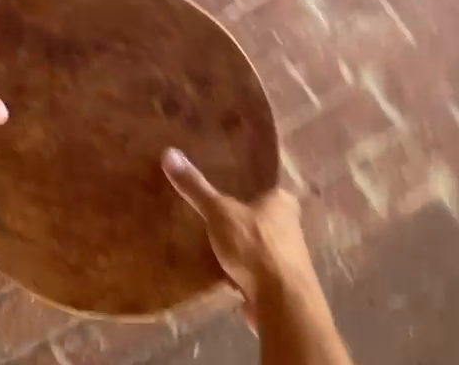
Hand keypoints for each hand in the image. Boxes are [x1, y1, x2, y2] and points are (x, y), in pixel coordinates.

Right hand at [162, 148, 315, 322]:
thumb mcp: (219, 212)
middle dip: (238, 208)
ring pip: (256, 238)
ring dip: (238, 237)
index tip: (223, 172)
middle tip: (208, 198)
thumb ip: (195, 186)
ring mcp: (286, 256)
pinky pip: (253, 263)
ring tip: (207, 228)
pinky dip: (238, 261)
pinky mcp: (277, 281)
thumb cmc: (255, 248)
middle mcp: (290, 226)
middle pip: (259, 210)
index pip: (263, 180)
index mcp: (281, 202)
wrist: (282, 306)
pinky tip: (217, 260)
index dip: (244, 177)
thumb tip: (169, 152)